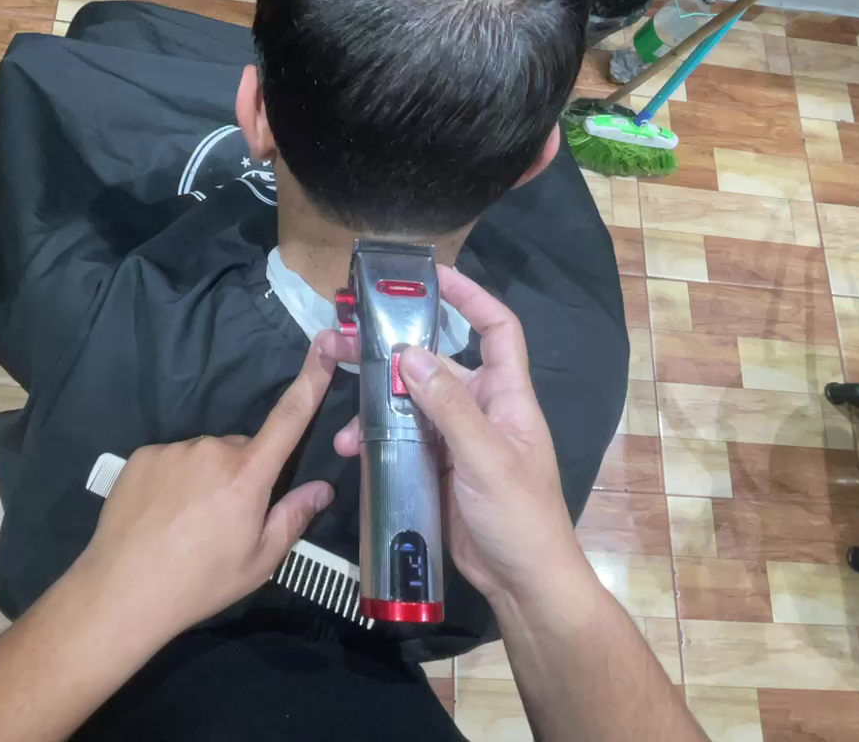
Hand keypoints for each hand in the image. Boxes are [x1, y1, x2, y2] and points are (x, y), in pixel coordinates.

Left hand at [71, 331, 349, 639]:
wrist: (121, 593)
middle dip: (242, 473)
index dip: (310, 381)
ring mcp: (174, 449)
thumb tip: (323, 488)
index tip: (324, 348)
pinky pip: (172, 459)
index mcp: (247, 474)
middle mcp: (212, 449)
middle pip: (242, 450)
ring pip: (205, 455)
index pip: (289, 419)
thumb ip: (293, 518)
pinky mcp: (143, 455)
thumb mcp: (259, 562)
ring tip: (187, 521)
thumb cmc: (200, 582)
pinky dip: (174, 479)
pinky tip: (162, 513)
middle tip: (225, 519)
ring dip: (206, 477)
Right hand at [332, 265, 587, 606]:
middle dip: (392, 348)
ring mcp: (454, 434)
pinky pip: (399, 434)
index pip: (496, 329)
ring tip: (339, 401)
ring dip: (374, 398)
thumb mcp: (487, 458)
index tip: (433, 275)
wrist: (520, 584)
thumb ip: (450, 407)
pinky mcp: (433, 461)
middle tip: (346, 333)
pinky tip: (352, 447)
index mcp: (505, 394)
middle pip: (434, 361)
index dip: (470, 297)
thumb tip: (410, 355)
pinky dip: (375, 435)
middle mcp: (479, 405)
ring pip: (409, 399)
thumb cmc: (520, 516)